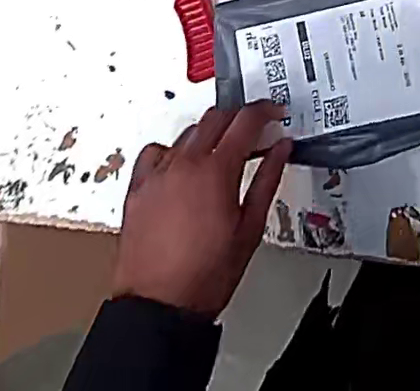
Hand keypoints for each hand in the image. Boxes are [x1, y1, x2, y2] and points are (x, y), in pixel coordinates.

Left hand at [112, 103, 291, 316]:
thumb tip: (281, 149)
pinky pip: (154, 153)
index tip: (274, 113)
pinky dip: (172, 150)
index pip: (246, 120)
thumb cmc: (204, 276)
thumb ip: (268, 177)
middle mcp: (184, 166)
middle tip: (255, 128)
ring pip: (188, 131)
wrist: (159, 310)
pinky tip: (182, 163)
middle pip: (217, 117)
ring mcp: (157, 176)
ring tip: (222, 149)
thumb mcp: (251, 225)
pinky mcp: (137, 191)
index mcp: (216, 170)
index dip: (266, 111)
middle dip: (241, 117)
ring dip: (210, 132)